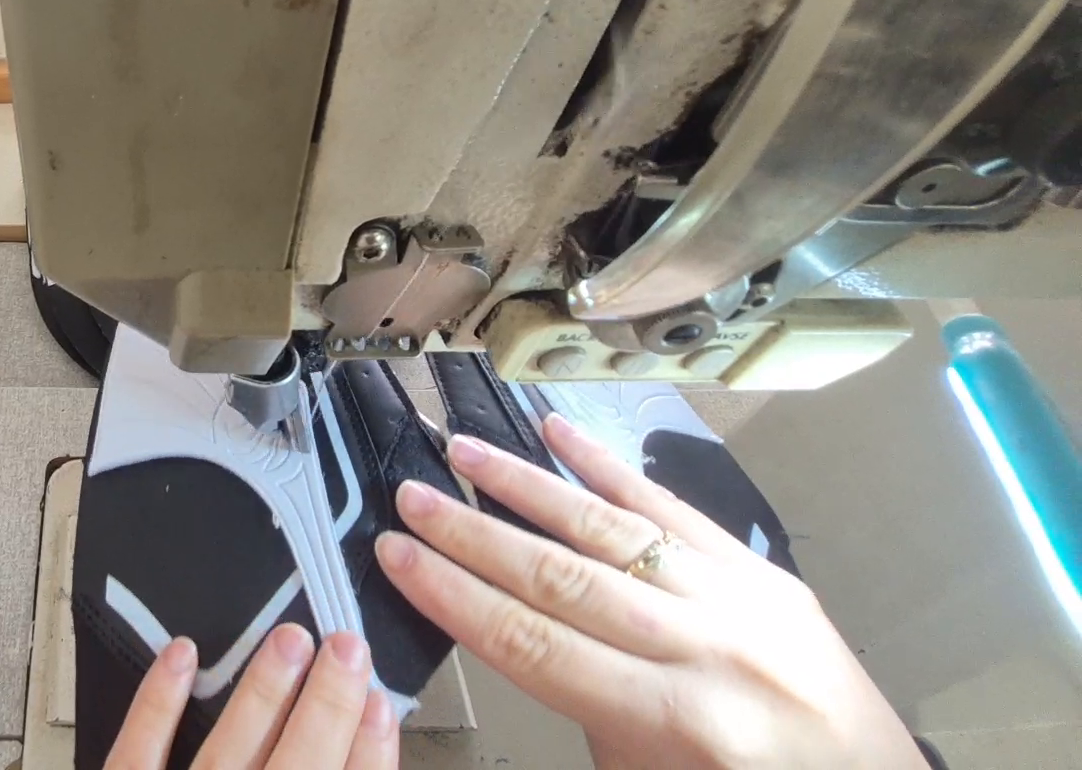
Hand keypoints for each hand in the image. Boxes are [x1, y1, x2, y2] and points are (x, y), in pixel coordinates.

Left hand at [104, 625, 398, 768]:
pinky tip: (182, 654)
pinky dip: (159, 703)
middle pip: (297, 769)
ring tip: (290, 640)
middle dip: (327, 707)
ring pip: (228, 755)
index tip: (384, 706)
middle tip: (348, 648)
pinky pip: (138, 753)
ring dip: (262, 695)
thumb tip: (361, 753)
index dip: (370, 756)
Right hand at [374, 413, 923, 769]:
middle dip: (470, 533)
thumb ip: (576, 706)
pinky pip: (670, 508)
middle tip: (408, 496)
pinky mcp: (761, 571)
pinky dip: (606, 465)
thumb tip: (496, 624)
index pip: (531, 642)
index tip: (394, 554)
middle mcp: (709, 652)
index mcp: (679, 725)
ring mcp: (741, 602)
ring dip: (524, 484)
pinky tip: (556, 429)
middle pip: (558, 576)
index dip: (453, 595)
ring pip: (608, 528)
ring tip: (461, 451)